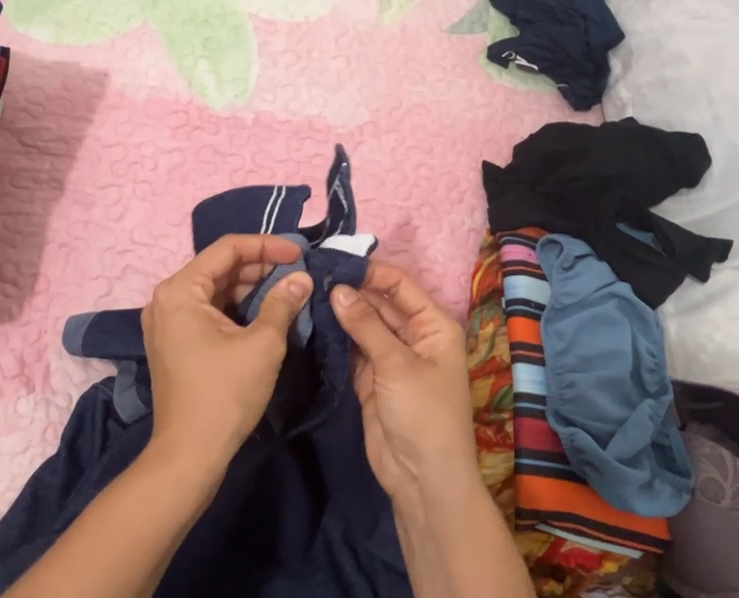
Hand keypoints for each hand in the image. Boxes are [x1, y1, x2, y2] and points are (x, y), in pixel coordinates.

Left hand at [142, 234, 313, 462]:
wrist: (190, 453)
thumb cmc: (225, 393)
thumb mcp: (263, 344)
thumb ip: (283, 303)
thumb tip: (302, 278)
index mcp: (180, 290)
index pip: (227, 248)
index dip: (266, 245)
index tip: (299, 253)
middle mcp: (166, 298)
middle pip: (219, 267)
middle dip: (260, 266)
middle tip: (297, 272)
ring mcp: (167, 321)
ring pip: (215, 289)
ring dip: (251, 286)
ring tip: (288, 289)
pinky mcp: (174, 341)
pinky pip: (208, 310)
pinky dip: (237, 306)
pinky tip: (266, 311)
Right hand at [330, 263, 476, 500]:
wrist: (422, 479)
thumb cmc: (423, 414)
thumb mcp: (397, 365)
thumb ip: (366, 325)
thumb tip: (338, 288)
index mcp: (433, 325)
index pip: (400, 285)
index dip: (370, 271)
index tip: (333, 260)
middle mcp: (413, 335)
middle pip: (380, 302)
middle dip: (350, 290)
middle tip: (311, 275)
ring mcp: (390, 357)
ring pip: (363, 325)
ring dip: (340, 312)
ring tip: (305, 292)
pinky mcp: (371, 378)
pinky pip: (352, 349)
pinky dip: (335, 337)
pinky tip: (311, 321)